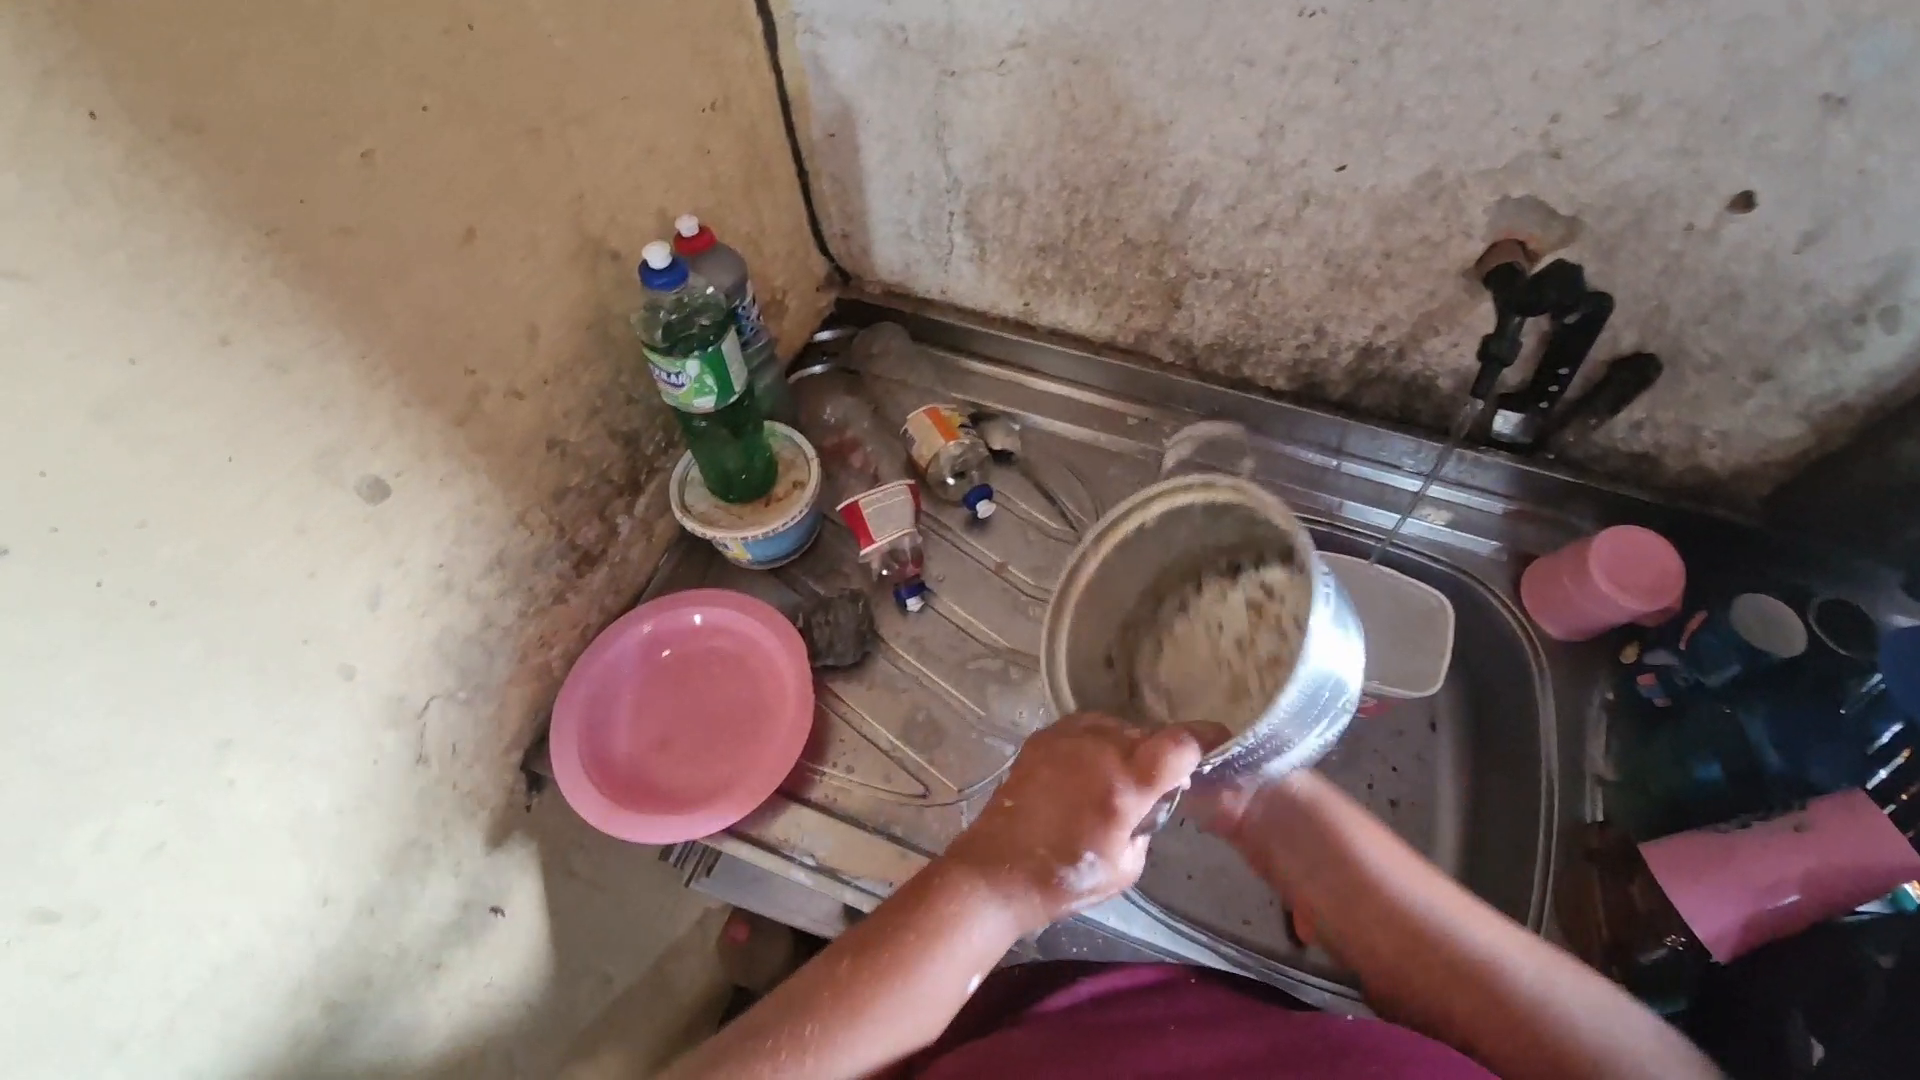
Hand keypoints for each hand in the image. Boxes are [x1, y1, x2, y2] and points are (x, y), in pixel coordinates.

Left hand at [937, 713, 1209, 933]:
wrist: (997, 869)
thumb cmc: (1066, 878)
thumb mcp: (1128, 867)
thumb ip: (1148, 824)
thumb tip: (1150, 802)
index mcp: (1126, 782)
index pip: (1180, 742)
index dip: (1205, 740)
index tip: (1219, 745)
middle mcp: (1100, 747)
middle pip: (1149, 733)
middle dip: (1160, 755)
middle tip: (1156, 784)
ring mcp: (1067, 737)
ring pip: (1117, 726)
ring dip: (1126, 747)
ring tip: (1117, 779)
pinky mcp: (1042, 737)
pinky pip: (1085, 728)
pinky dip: (1096, 744)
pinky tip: (1087, 770)